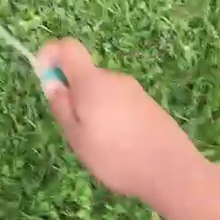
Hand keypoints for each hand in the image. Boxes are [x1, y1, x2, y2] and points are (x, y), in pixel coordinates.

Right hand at [36, 38, 201, 202]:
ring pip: (101, 93)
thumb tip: (52, 82)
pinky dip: (112, 119)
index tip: (46, 81)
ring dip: (94, 112)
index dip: (50, 55)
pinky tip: (122, 148)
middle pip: (84, 76)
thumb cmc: (116, 156)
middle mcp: (114, 79)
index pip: (67, 47)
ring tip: (102, 146)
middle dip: (74, 97)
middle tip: (78, 133)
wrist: (173, 172)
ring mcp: (134, 91)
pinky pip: (119, 104)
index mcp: (92, 82)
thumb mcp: (77, 136)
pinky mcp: (149, 106)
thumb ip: (62, 106)